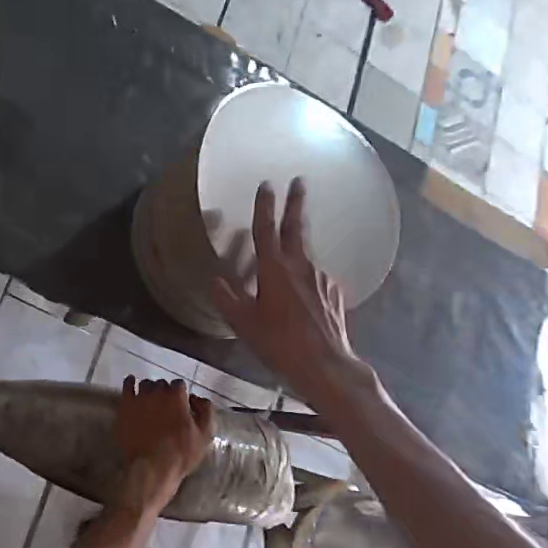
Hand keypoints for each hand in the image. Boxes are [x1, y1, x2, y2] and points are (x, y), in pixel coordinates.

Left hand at [111, 378, 213, 514]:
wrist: (152, 468)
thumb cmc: (181, 453)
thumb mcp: (205, 434)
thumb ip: (205, 411)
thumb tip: (196, 398)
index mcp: (177, 396)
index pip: (179, 385)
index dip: (181, 394)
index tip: (181, 403)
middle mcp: (157, 391)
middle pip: (162, 384)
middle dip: (165, 392)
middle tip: (166, 406)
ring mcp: (139, 398)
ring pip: (145, 384)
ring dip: (149, 389)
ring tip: (150, 399)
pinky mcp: (125, 406)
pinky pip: (127, 386)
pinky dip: (130, 382)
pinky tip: (132, 383)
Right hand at [209, 178, 375, 409]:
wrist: (325, 365)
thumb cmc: (279, 344)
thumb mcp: (244, 324)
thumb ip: (227, 299)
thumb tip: (214, 280)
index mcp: (274, 270)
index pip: (266, 229)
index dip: (264, 206)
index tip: (267, 185)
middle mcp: (300, 266)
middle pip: (296, 228)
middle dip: (295, 203)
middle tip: (300, 182)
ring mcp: (321, 277)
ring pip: (305, 256)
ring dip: (297, 249)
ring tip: (288, 265)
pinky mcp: (333, 292)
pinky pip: (315, 279)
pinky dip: (306, 281)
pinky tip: (302, 301)